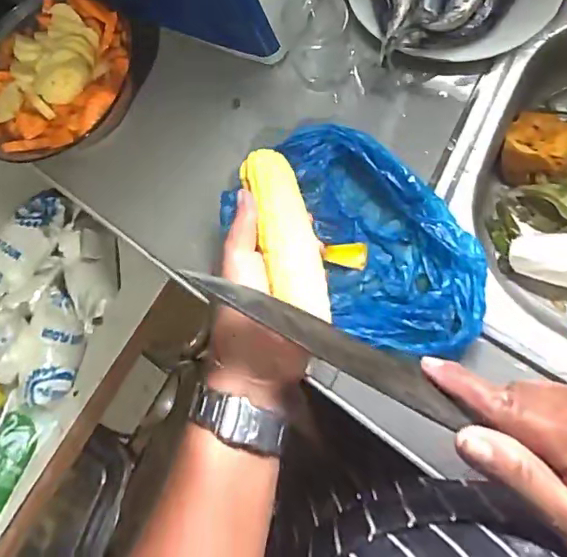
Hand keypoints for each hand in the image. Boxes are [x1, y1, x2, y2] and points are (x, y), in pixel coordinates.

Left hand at [206, 192, 309, 406]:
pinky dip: (324, 266)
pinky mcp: (308, 303)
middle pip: (287, 236)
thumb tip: (245, 193)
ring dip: (313, 245)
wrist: (260, 373)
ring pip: (304, 254)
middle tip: (311, 220)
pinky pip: (318, 276)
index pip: (264, 223)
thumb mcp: (236, 266)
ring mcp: (289, 286)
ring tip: (320, 240)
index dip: (277, 207)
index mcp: (247, 257)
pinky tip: (330, 259)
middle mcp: (267, 268)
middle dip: (299, 225)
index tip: (290, 193)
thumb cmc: (240, 318)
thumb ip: (241, 231)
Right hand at [422, 358, 566, 556]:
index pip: (504, 402)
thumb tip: (469, 438)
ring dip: (523, 412)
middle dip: (496, 410)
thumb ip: (524, 478)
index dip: (462, 385)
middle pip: (522, 394)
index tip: (429, 364)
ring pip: (544, 394)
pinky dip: (550, 413)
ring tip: (525, 456)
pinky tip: (560, 449)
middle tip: (485, 446)